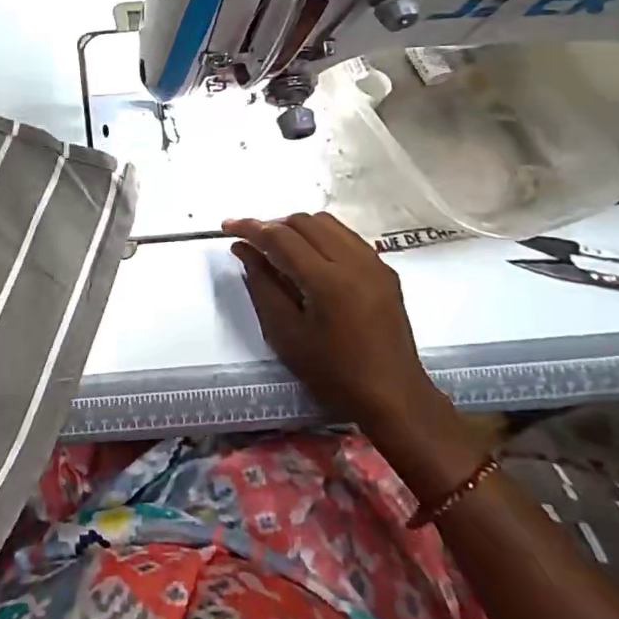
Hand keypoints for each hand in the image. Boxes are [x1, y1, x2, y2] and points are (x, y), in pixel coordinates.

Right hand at [225, 213, 436, 425]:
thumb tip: (244, 250)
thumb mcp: (285, 333)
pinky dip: (320, 237)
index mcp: (329, 282)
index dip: (250, 228)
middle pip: (304, 222)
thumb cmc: (332, 373)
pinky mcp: (384, 271)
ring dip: (297, 228)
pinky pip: (346, 237)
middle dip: (272, 226)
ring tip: (277, 249)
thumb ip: (262, 284)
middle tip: (250, 243)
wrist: (392, 396)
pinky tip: (308, 258)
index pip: (282, 238)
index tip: (226, 226)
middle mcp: (356, 262)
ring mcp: (375, 264)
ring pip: (327, 224)